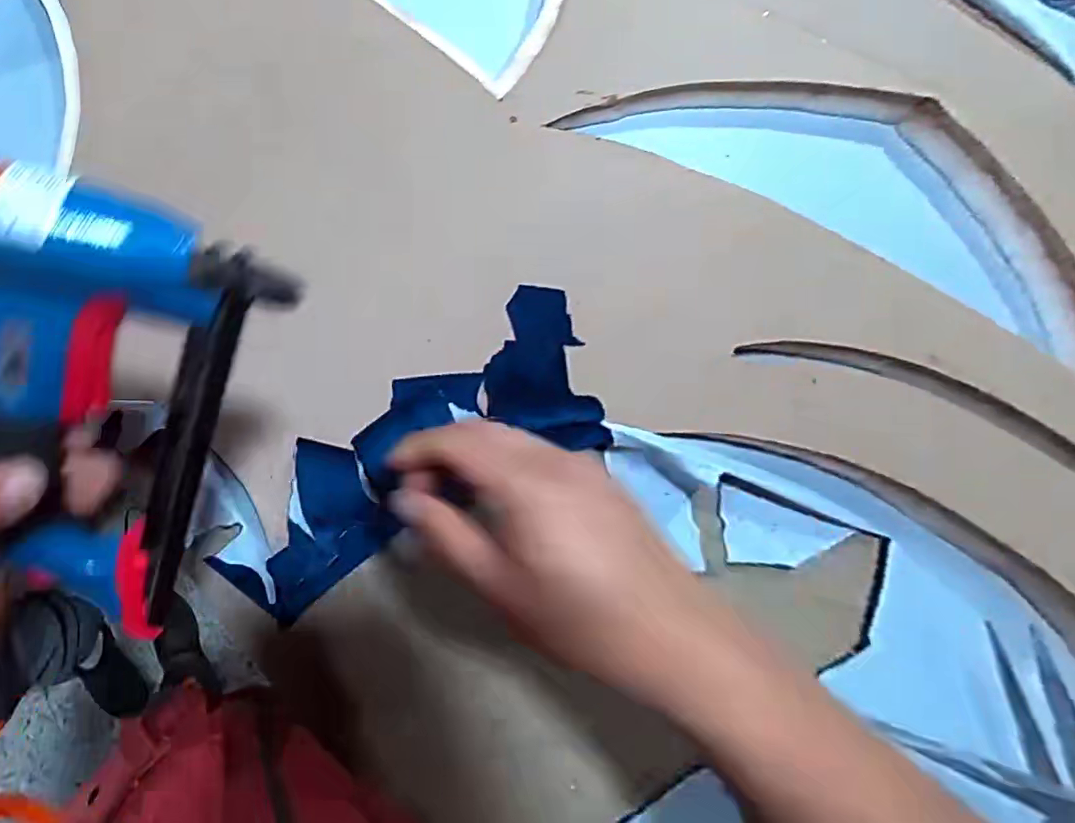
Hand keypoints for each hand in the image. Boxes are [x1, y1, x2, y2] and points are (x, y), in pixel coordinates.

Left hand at [0, 333, 121, 659]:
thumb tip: (37, 475)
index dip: (16, 337)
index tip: (72, 338)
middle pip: (12, 403)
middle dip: (58, 410)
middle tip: (102, 427)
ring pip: (26, 448)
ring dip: (64, 460)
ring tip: (103, 479)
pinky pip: (27, 490)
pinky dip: (56, 496)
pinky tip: (86, 506)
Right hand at [388, 421, 750, 703]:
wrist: (686, 646)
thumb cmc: (581, 621)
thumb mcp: (497, 584)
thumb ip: (443, 533)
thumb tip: (404, 499)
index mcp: (524, 480)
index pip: (451, 439)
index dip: (411, 449)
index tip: (387, 474)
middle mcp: (551, 458)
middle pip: (476, 429)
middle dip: (435, 448)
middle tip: (416, 488)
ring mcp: (580, 465)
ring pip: (505, 436)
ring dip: (466, 451)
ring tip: (451, 493)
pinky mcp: (599, 479)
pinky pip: (531, 449)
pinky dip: (497, 458)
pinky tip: (497, 497)